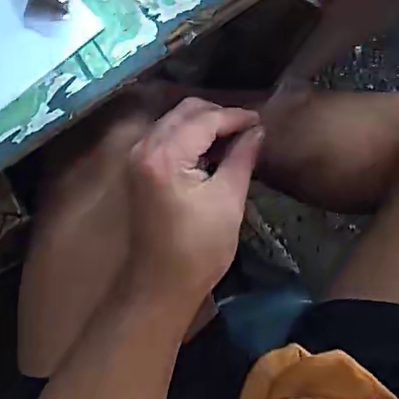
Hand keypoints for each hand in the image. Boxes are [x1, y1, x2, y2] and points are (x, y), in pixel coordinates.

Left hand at [124, 98, 264, 311]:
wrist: (159, 286)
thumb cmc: (198, 249)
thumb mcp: (227, 201)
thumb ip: (242, 158)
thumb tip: (258, 131)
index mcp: (165, 155)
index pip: (204, 120)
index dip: (235, 117)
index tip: (261, 121)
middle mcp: (144, 147)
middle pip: (184, 111)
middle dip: (218, 115)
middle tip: (249, 127)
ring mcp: (137, 157)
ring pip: (174, 120)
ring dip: (203, 122)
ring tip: (235, 135)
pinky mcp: (139, 167)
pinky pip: (166, 135)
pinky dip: (189, 134)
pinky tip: (212, 148)